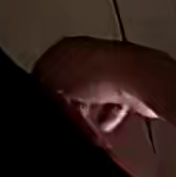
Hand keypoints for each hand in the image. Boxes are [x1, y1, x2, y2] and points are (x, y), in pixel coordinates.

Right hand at [35, 38, 164, 144]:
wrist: (135, 80)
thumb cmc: (95, 73)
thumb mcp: (54, 82)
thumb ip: (44, 89)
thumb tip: (41, 94)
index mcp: (65, 47)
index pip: (46, 65)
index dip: (41, 86)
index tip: (41, 101)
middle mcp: (85, 54)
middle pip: (69, 80)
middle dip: (66, 100)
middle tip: (62, 116)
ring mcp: (107, 70)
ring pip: (91, 93)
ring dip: (87, 110)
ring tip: (83, 128)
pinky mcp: (127, 88)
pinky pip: (112, 105)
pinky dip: (107, 116)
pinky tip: (103, 129)